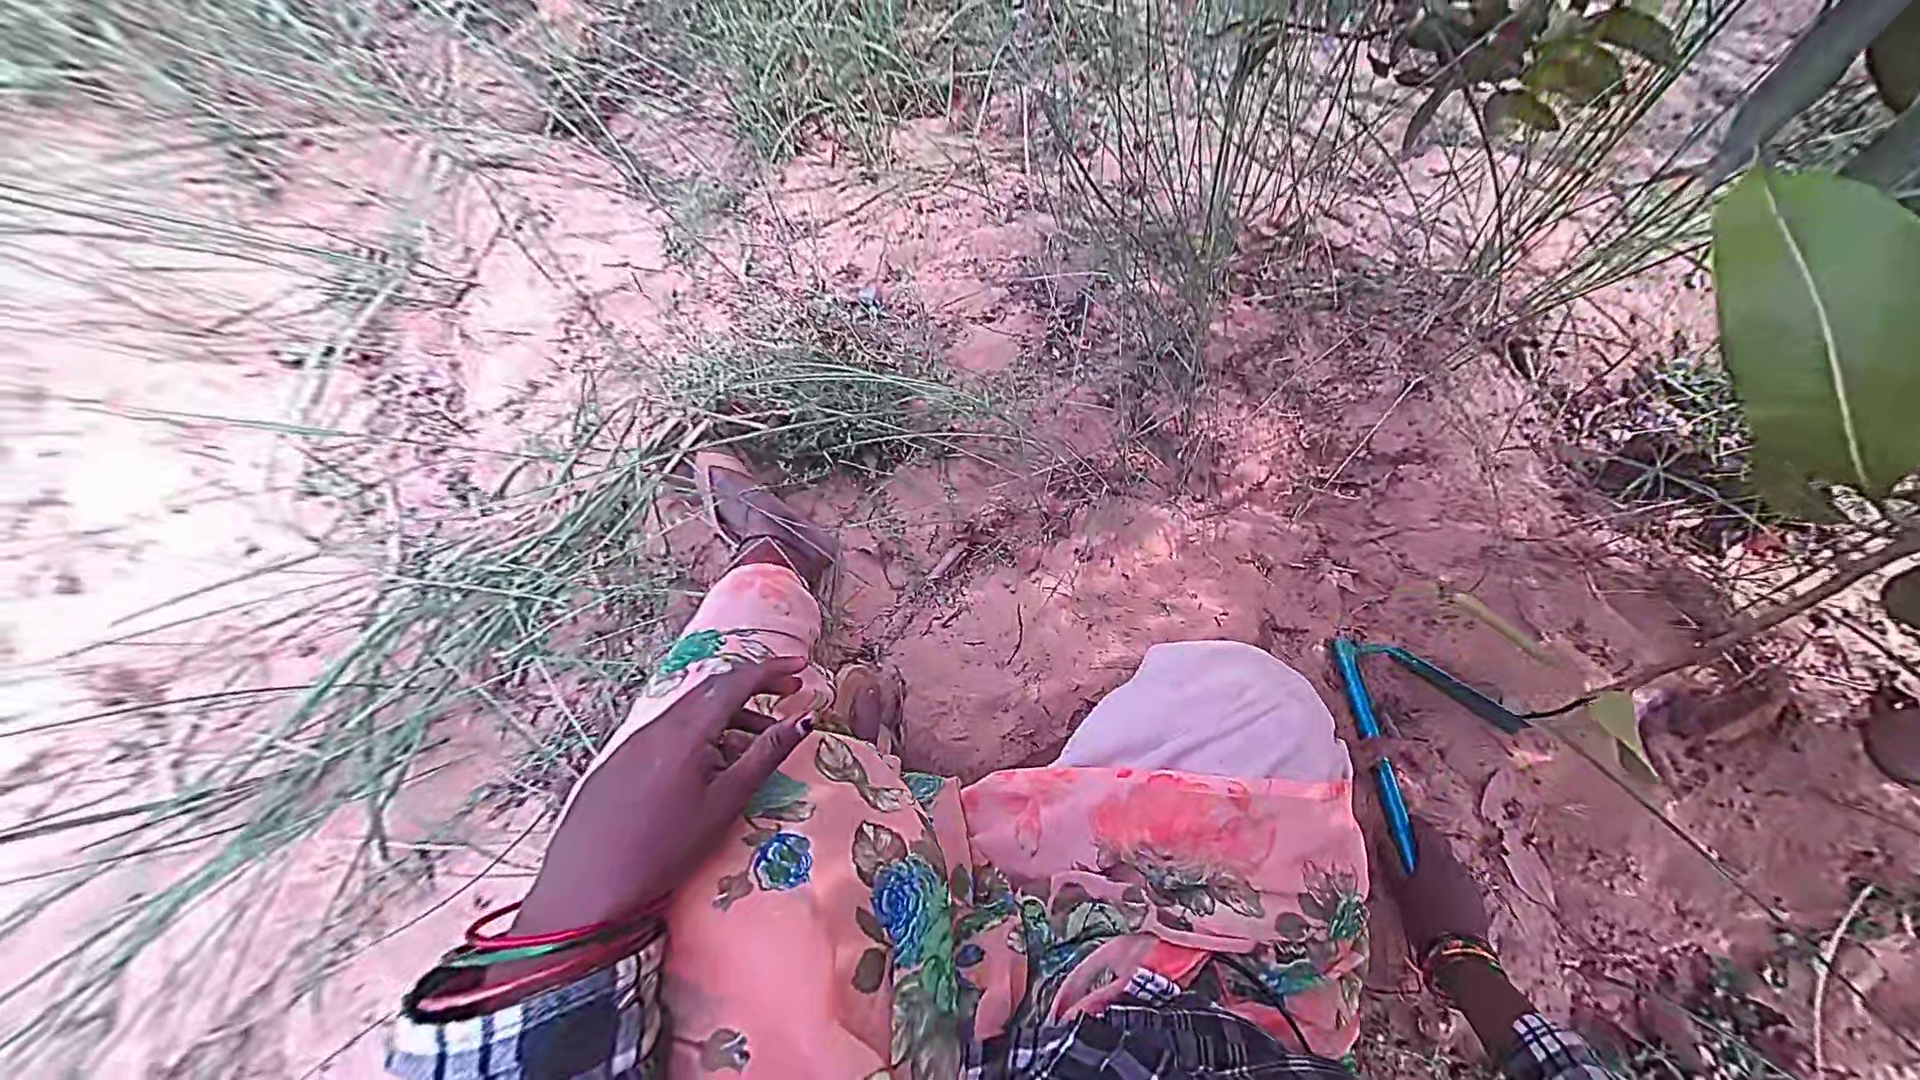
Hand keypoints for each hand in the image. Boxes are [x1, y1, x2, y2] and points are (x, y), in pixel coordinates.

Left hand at [510, 655, 811, 935]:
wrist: (582, 892)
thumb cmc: (664, 849)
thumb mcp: (725, 802)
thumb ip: (766, 754)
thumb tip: (804, 719)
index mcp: (686, 731)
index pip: (736, 681)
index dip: (772, 668)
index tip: (802, 665)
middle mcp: (658, 725)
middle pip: (713, 688)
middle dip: (755, 684)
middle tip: (789, 692)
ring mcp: (635, 740)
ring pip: (693, 709)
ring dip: (732, 712)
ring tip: (761, 736)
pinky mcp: (621, 759)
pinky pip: (672, 729)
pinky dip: (705, 730)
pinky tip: (715, 761)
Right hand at [1377, 815, 1490, 952]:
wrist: (1460, 958)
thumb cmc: (1424, 918)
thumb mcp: (1398, 888)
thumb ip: (1389, 859)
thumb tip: (1380, 837)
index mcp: (1436, 859)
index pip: (1422, 827)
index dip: (1407, 822)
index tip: (1394, 823)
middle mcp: (1456, 866)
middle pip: (1436, 846)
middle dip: (1418, 846)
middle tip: (1401, 856)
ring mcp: (1469, 885)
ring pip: (1447, 866)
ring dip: (1432, 866)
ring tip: (1417, 883)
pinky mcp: (1477, 902)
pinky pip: (1457, 883)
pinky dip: (1444, 884)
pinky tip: (1434, 900)